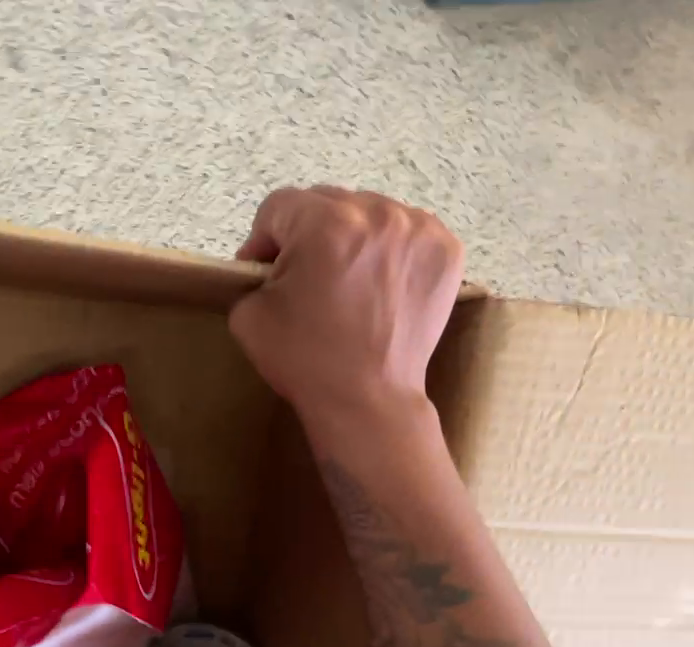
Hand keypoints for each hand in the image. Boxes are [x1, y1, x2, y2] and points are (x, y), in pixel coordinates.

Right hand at [229, 186, 464, 439]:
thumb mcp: (248, 315)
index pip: (278, 205)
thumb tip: (268, 265)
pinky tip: (375, 283)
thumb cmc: (304, 358)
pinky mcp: (445, 248)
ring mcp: (418, 228)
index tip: (262, 271)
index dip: (261, 239)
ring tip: (343, 280)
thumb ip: (253, 276)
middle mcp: (376, 213)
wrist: (366, 398)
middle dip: (305, 234)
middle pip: (325, 201)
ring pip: (368, 212)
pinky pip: (405, 231)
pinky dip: (386, 250)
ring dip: (348, 237)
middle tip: (302, 276)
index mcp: (324, 226)